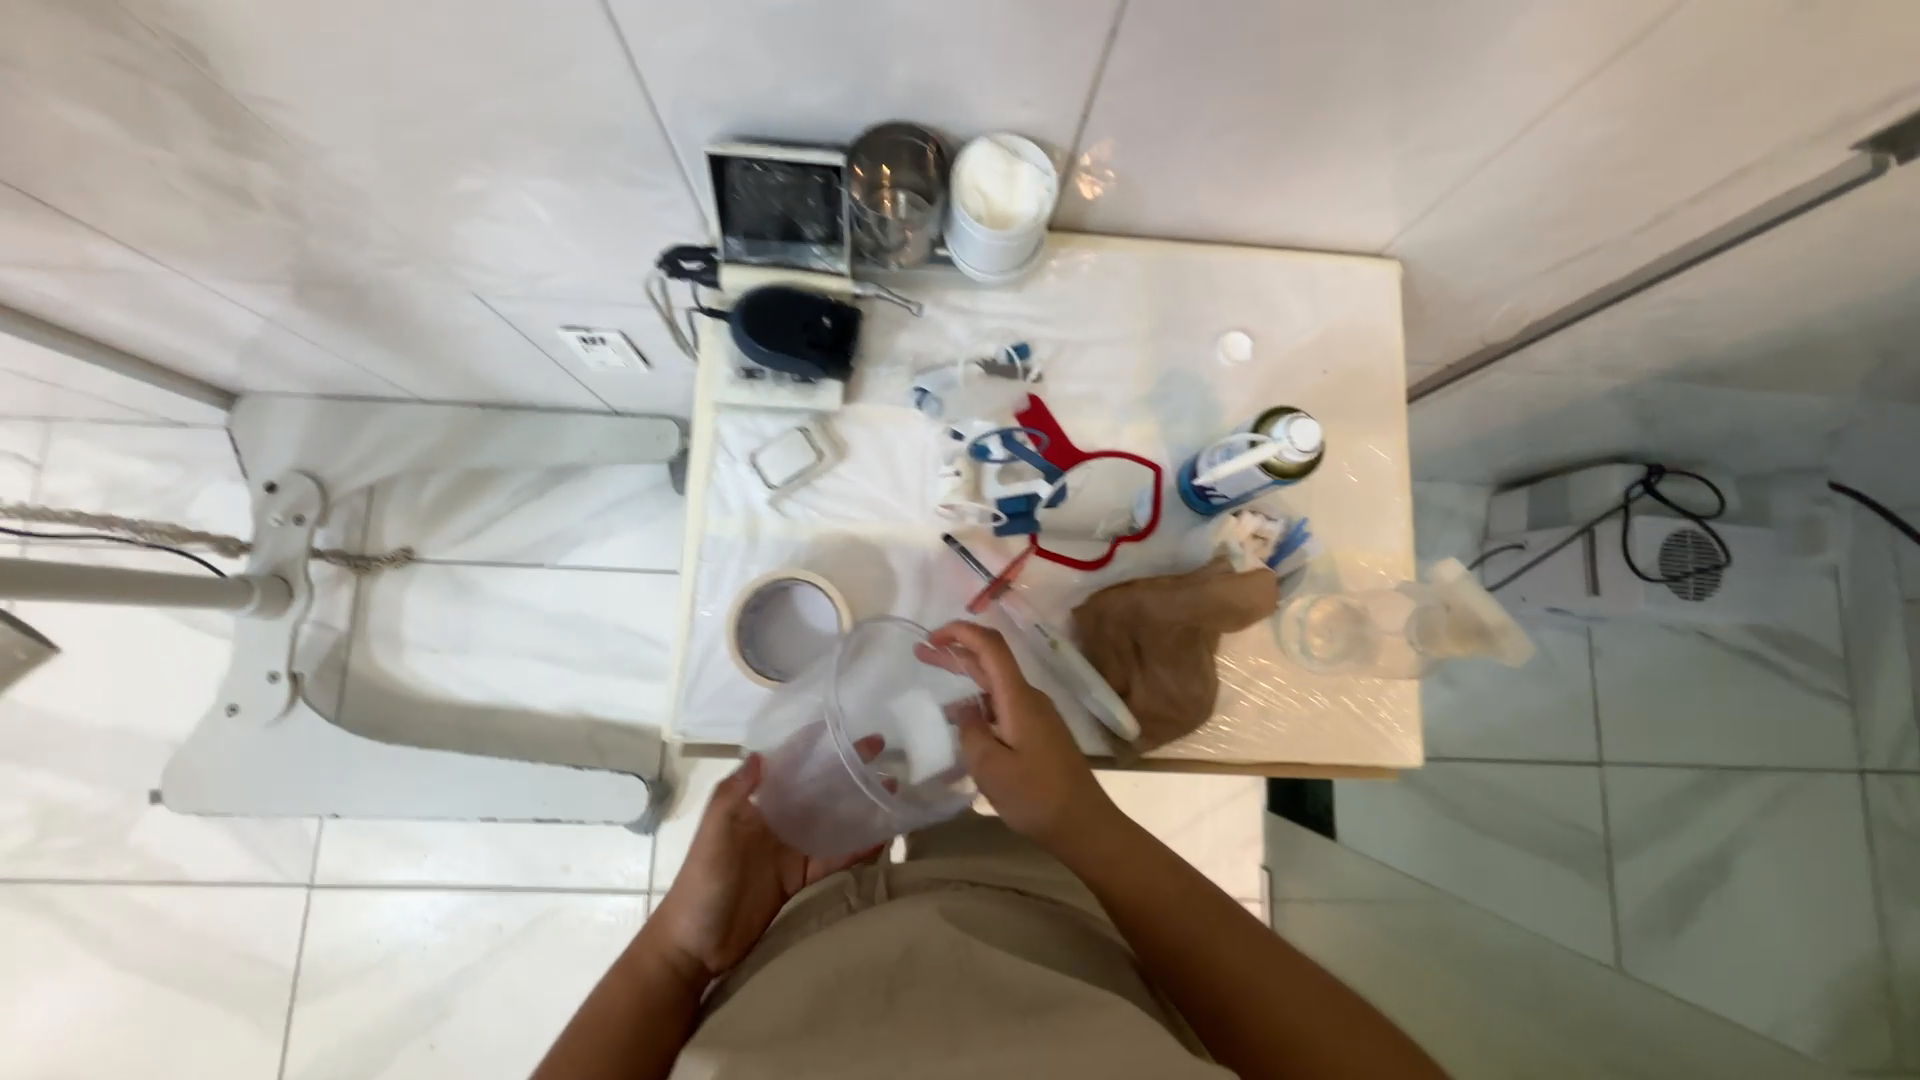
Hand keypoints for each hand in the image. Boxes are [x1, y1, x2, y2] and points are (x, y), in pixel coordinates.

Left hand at [643, 755, 881, 985]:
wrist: (694, 950)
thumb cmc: (700, 886)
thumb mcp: (712, 837)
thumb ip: (733, 796)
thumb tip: (761, 755)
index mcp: (756, 806)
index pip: (788, 766)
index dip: (815, 745)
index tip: (845, 726)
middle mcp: (777, 822)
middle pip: (819, 789)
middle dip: (848, 769)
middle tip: (882, 751)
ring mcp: (791, 851)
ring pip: (833, 821)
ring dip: (860, 805)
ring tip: (892, 791)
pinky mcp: (801, 881)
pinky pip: (835, 858)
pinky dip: (859, 848)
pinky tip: (883, 838)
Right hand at [924, 620, 1119, 851]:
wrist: (1084, 824)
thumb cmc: (1036, 797)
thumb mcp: (990, 768)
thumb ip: (971, 732)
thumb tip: (965, 711)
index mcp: (1018, 699)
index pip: (991, 647)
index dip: (961, 632)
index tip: (932, 637)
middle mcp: (1029, 698)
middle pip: (991, 662)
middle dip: (957, 653)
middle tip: (922, 652)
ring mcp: (1037, 715)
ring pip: (997, 686)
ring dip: (967, 680)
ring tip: (936, 691)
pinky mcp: (1039, 732)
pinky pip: (1004, 707)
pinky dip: (980, 704)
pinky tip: (964, 723)